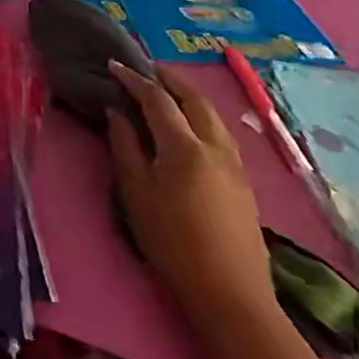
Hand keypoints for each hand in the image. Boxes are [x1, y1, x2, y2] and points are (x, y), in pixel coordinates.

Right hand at [107, 60, 275, 317]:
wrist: (229, 293)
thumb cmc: (172, 242)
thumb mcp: (136, 193)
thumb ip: (125, 146)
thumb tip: (117, 110)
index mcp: (184, 146)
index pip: (156, 98)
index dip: (134, 78)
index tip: (114, 65)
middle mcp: (214, 145)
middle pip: (193, 98)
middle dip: (169, 79)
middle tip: (146, 69)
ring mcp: (235, 162)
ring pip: (212, 113)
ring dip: (188, 95)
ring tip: (167, 91)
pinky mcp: (244, 179)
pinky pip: (221, 131)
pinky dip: (201, 114)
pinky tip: (191, 124)